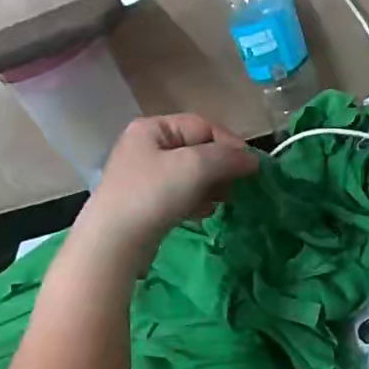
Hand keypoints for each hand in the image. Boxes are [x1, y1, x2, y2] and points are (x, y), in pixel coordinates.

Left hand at [76, 114, 257, 258]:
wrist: (115, 242)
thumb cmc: (153, 195)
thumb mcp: (195, 167)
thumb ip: (227, 158)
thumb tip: (253, 160)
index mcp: (153, 128)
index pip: (203, 126)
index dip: (230, 144)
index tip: (251, 168)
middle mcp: (146, 147)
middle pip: (198, 151)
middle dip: (220, 169)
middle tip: (235, 189)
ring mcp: (145, 177)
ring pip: (191, 176)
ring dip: (211, 188)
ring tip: (220, 204)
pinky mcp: (147, 204)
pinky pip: (181, 196)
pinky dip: (196, 203)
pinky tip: (202, 215)